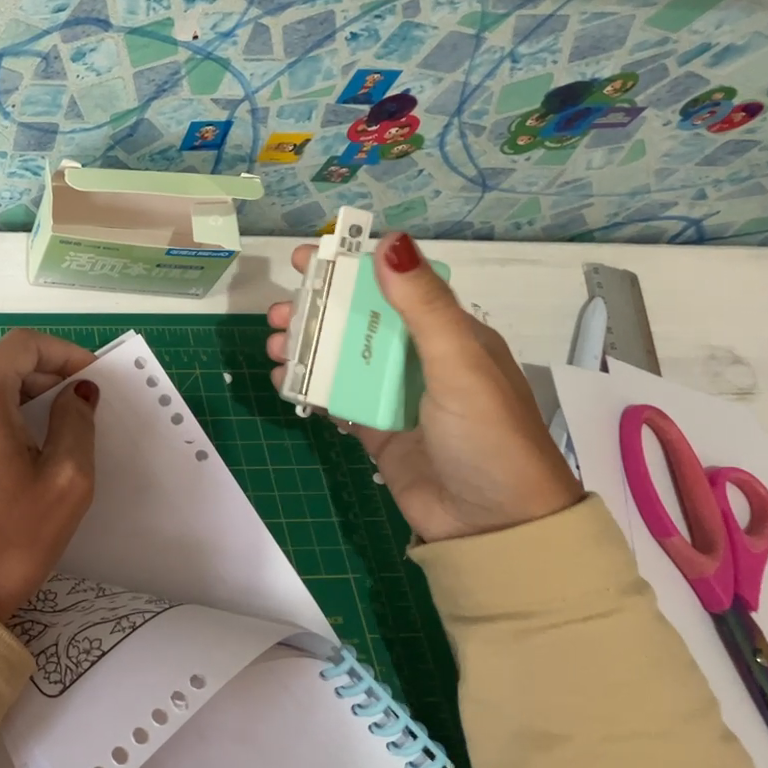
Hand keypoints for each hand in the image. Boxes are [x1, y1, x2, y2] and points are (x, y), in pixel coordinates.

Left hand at [0, 329, 100, 619]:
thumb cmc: (9, 540)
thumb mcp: (65, 482)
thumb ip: (77, 422)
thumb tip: (77, 392)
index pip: (23, 344)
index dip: (63, 353)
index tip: (90, 377)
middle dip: (40, 374)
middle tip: (75, 406)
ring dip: (12, 392)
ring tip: (45, 426)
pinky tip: (8, 442)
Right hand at [267, 234, 582, 542]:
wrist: (493, 525)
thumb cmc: (487, 437)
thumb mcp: (458, 364)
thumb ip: (422, 305)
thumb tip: (389, 241)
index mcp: (448, 336)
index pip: (393, 287)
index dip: (350, 268)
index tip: (305, 259)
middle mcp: (419, 359)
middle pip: (356, 321)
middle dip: (313, 310)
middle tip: (278, 314)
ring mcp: (394, 395)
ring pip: (339, 357)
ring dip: (303, 347)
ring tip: (274, 348)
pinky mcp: (374, 429)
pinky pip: (332, 398)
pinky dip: (305, 386)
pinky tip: (282, 382)